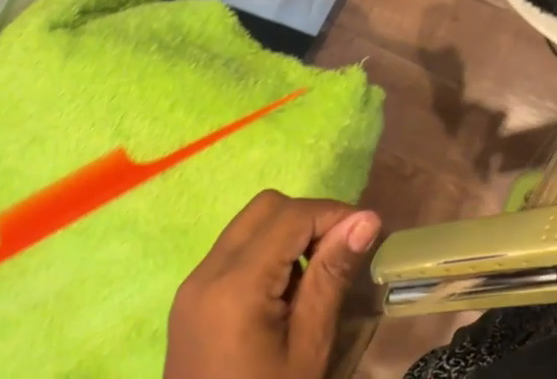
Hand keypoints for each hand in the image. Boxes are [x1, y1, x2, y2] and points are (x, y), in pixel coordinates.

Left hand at [165, 191, 379, 378]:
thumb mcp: (308, 348)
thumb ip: (331, 276)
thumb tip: (367, 219)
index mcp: (236, 286)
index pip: (292, 216)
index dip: (335, 214)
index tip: (367, 236)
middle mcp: (206, 274)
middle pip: (267, 207)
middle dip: (309, 217)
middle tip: (339, 254)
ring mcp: (192, 287)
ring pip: (248, 225)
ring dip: (287, 234)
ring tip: (314, 277)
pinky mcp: (189, 302)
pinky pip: (233, 251)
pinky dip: (266, 252)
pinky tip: (285, 293)